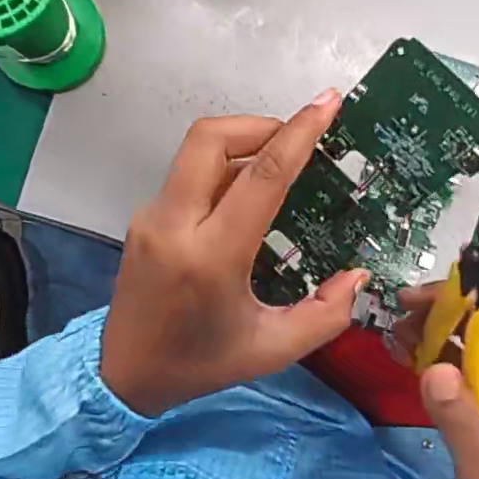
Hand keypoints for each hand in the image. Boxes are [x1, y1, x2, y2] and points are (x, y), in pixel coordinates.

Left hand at [101, 92, 368, 415]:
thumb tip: (356, 274)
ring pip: (194, 152)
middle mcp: (173, 224)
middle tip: (297, 139)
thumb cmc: (198, 365)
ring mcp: (150, 218)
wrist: (122, 375)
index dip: (298, 133)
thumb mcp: (271, 349)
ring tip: (277, 166)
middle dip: (259, 124)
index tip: (327, 103)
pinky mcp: (141, 220)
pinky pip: (184, 176)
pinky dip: (219, 170)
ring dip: (239, 145)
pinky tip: (242, 195)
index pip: (260, 176)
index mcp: (210, 256)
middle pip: (210, 138)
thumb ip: (325, 314)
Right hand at [392, 268, 478, 478]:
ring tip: (400, 324)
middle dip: (457, 303)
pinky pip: (460, 362)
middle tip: (408, 300)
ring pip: (476, 339)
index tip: (464, 269)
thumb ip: (462, 421)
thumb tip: (435, 367)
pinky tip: (406, 348)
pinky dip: (433, 349)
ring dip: (440, 324)